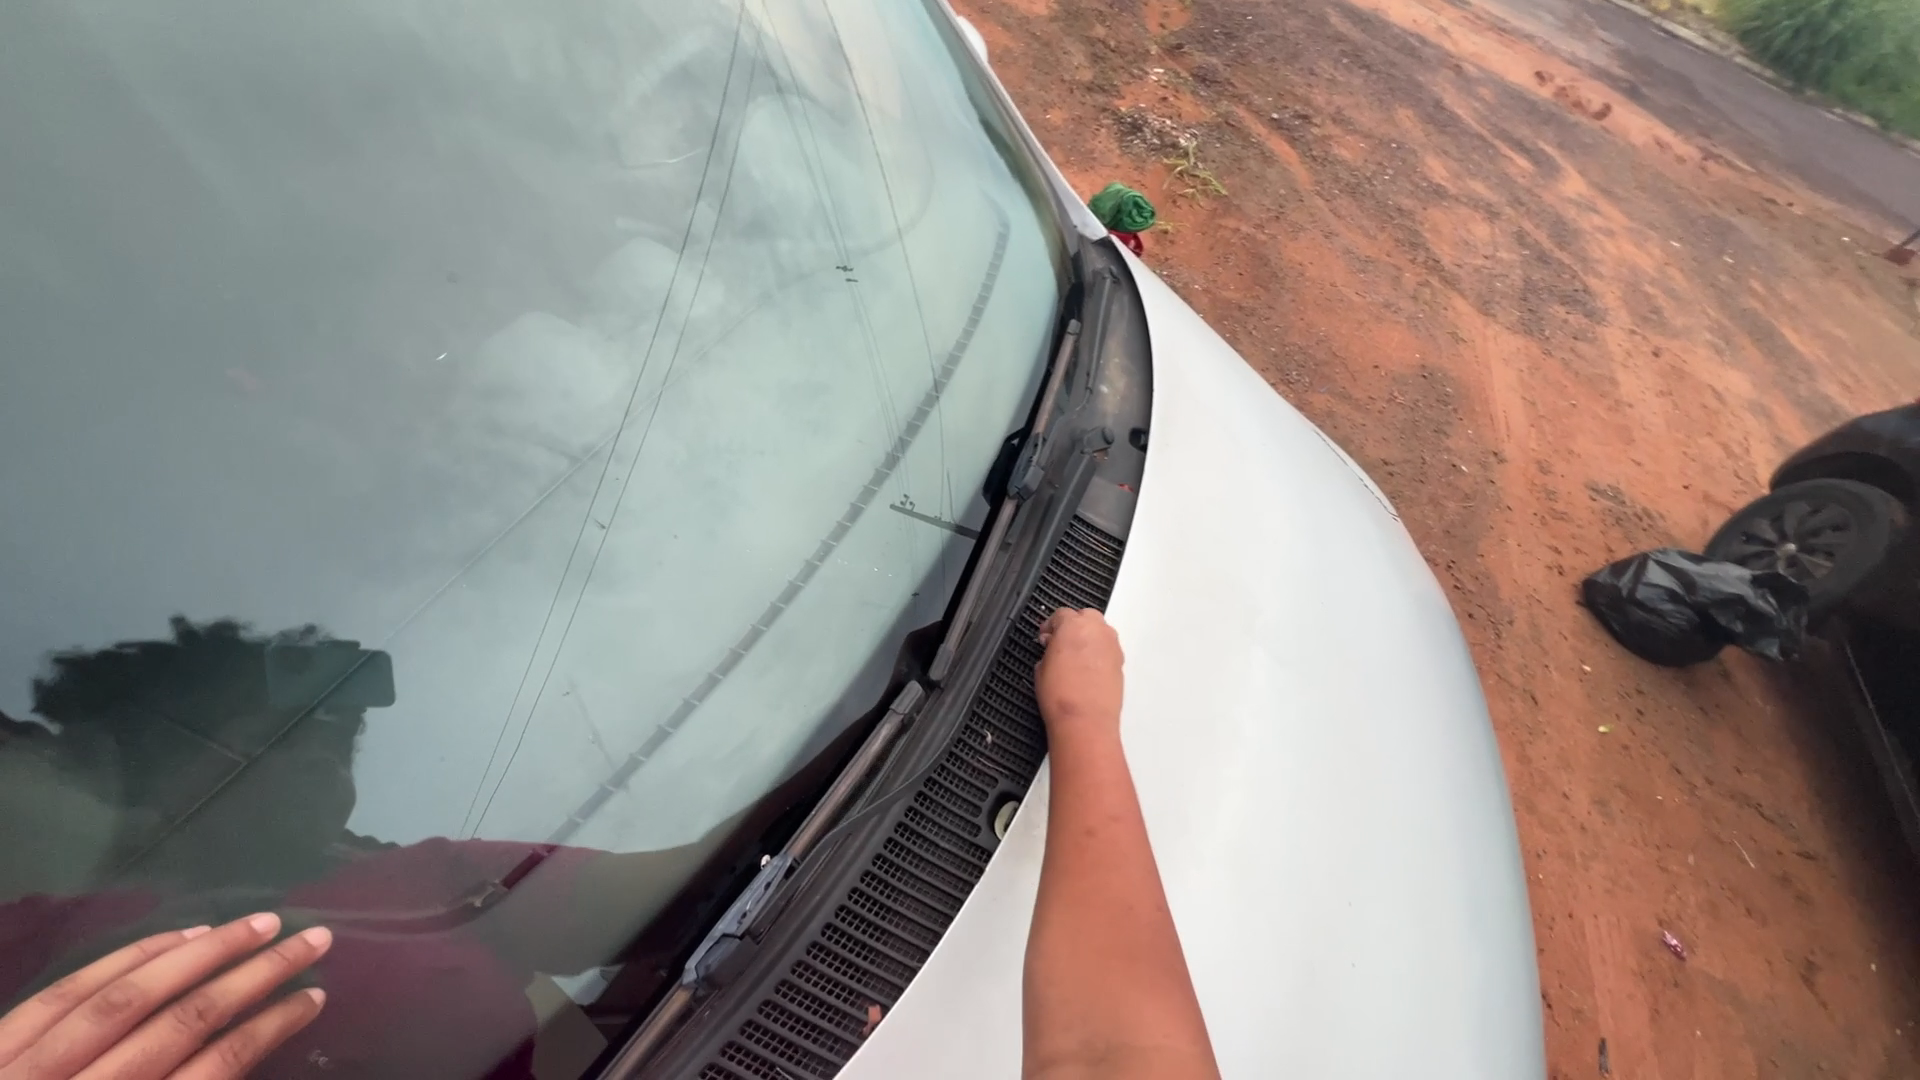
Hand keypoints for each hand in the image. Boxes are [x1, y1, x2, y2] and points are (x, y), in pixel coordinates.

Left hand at [0, 913, 330, 1079]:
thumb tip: (245, 1050)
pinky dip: (128, 957)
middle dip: (258, 974)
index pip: (214, 1071)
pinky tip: (180, 933)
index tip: (316, 996)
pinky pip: (61, 995)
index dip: (271, 1028)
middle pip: (181, 1024)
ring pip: (127, 998)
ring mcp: (21, 1076)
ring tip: (260, 924)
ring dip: (205, 952)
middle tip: (315, 937)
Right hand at [1034, 608, 1123, 745]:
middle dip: (1073, 625)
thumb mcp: (1041, 667)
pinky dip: (1098, 652)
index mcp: (1073, 625)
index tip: (1045, 636)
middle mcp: (1096, 630)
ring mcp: (1111, 646)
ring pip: (1100, 631)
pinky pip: (1108, 649)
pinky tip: (1087, 669)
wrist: (1085, 721)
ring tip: (1074, 656)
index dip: (1050, 625)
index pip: (1060, 614)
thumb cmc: (1061, 695)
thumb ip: (1048, 649)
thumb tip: (1051, 646)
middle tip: (1060, 642)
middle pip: (1085, 616)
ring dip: (1088, 637)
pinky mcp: (1120, 662)